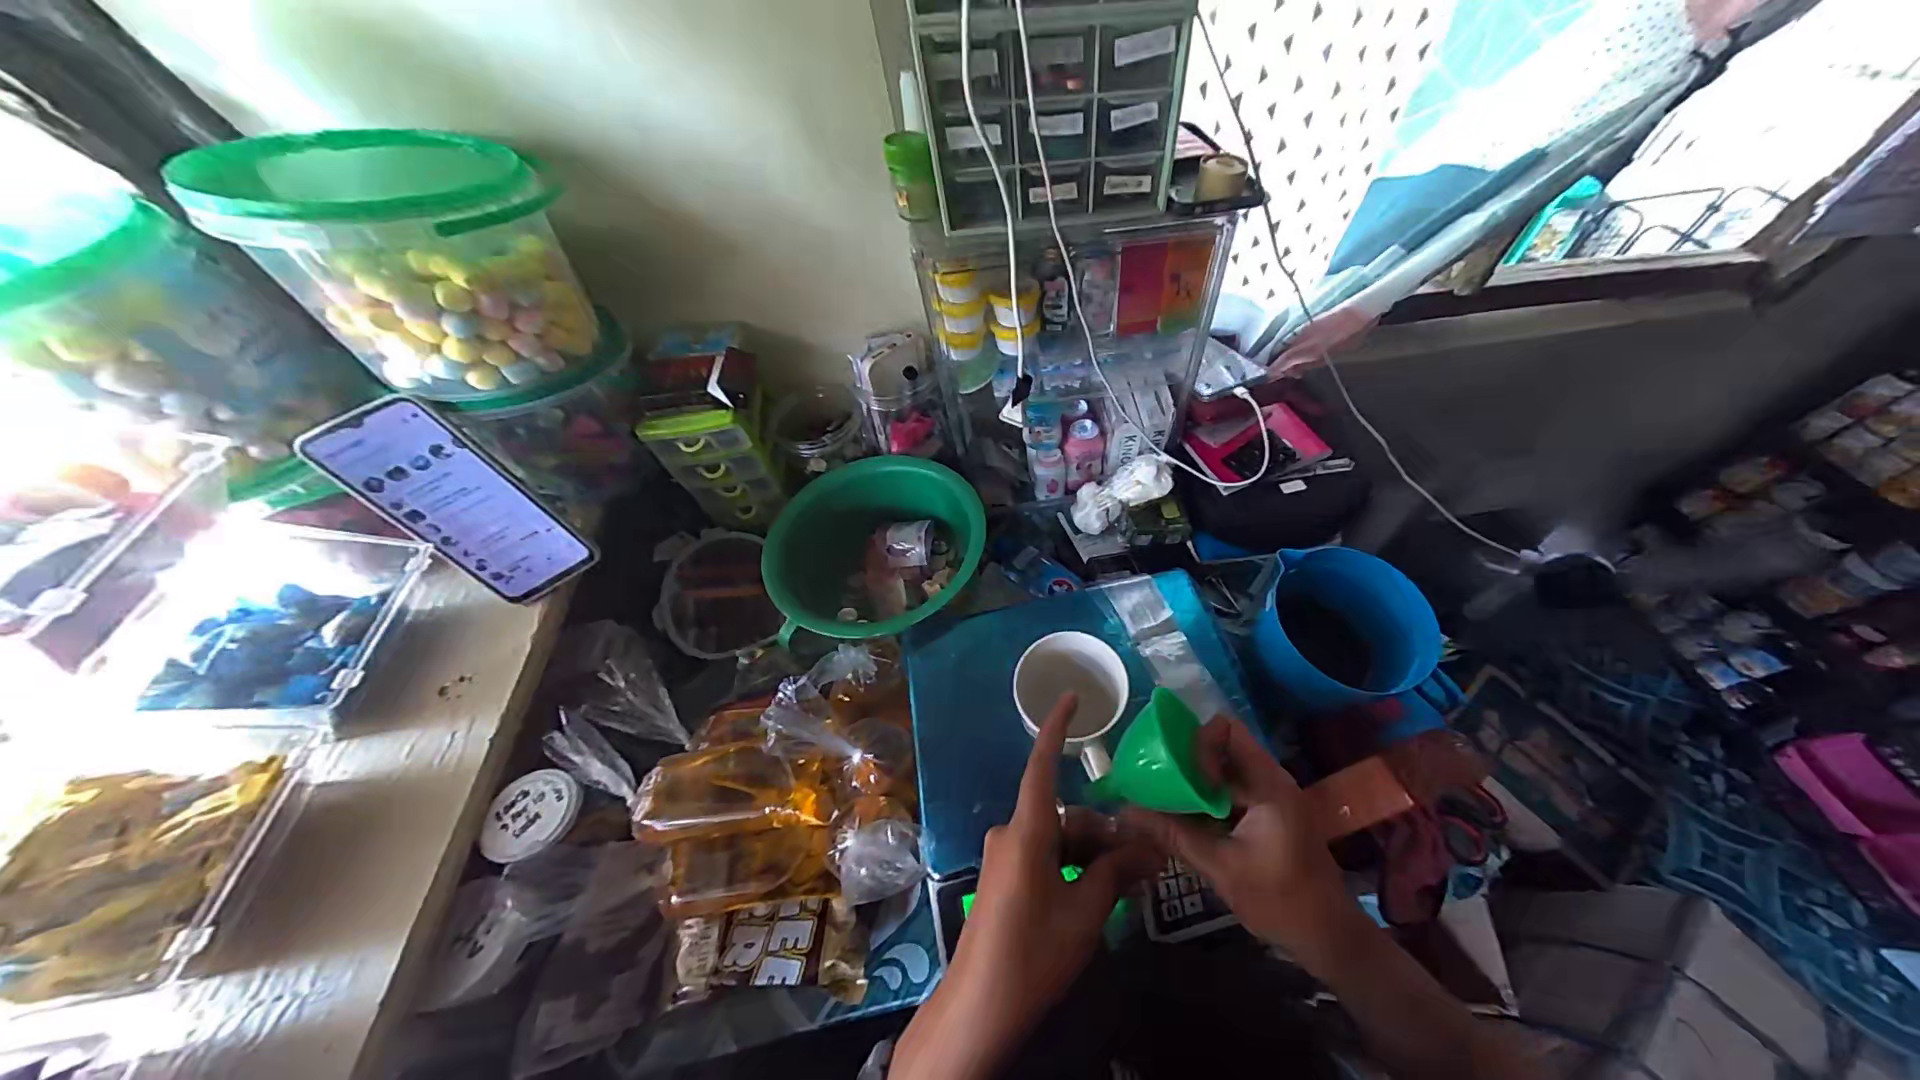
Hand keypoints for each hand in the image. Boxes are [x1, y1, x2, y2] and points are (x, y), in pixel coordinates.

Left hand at [893, 692, 1158, 1079]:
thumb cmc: (1032, 952)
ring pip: (1058, 838)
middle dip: (1105, 833)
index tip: (1070, 698)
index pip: (1041, 766)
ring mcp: (1005, 855)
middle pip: (1066, 815)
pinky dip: (1074, 866)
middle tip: (1147, 863)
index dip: (1055, 729)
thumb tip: (1150, 848)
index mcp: (1027, 831)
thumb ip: (1115, 873)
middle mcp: (1012, 833)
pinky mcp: (1005, 876)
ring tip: (1131, 885)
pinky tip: (1101, 894)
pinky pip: (1045, 856)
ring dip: (1093, 854)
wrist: (979, 1005)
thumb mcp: (1085, 913)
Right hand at [1124, 712, 1358, 963]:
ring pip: (1223, 771)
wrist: (1330, 940)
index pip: (1227, 730)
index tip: (1180, 775)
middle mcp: (1270, 780)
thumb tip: (1125, 813)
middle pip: (1221, 748)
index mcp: (1268, 783)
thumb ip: (1173, 834)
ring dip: (1193, 781)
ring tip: (1162, 798)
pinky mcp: (1266, 815)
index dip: (1197, 742)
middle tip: (1156, 781)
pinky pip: (1229, 792)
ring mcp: (1270, 797)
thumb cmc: (1281, 901)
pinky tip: (1182, 818)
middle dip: (1187, 760)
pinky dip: (1205, 799)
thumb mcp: (1221, 867)